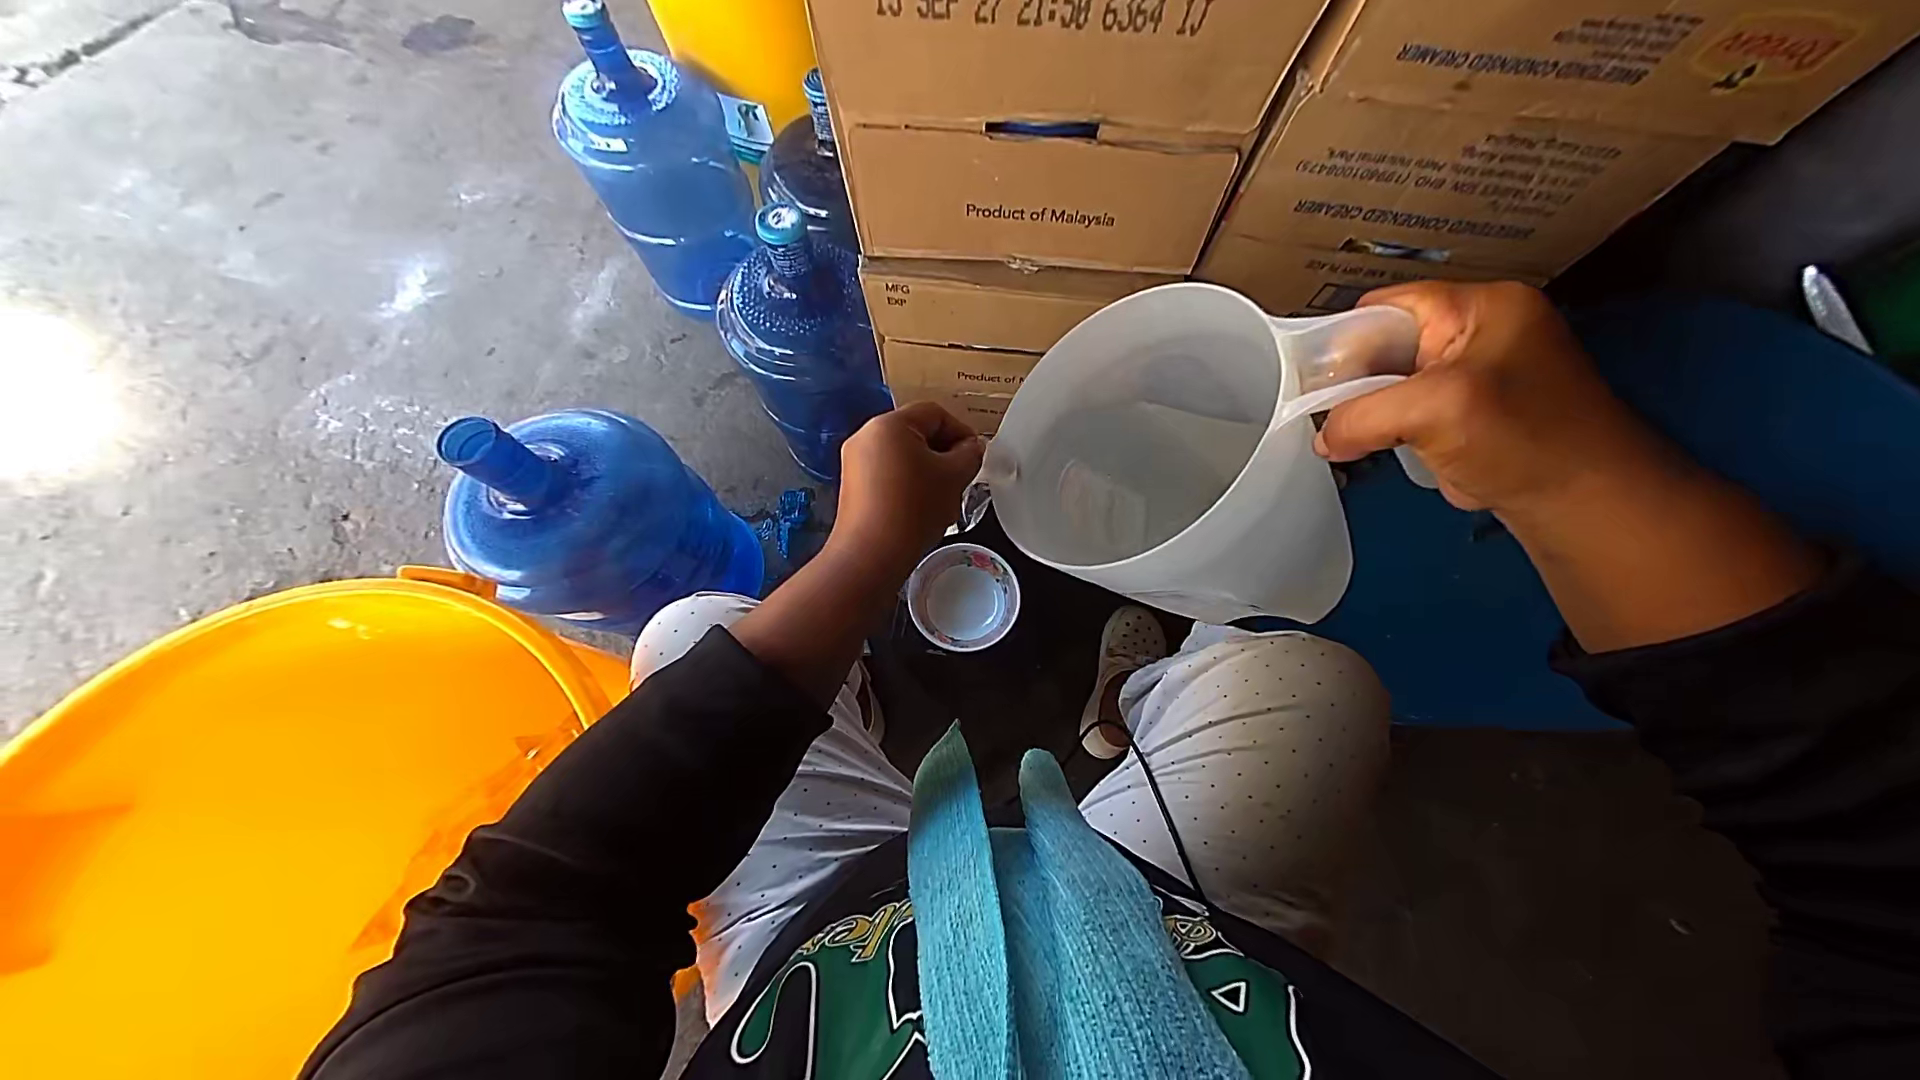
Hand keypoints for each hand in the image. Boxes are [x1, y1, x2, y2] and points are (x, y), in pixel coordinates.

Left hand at [829, 402, 986, 576]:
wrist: (870, 554)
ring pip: (903, 456)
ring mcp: (854, 462)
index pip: (935, 413)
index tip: (976, 456)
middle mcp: (866, 436)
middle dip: (945, 454)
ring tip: (943, 497)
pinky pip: (887, 474)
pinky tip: (920, 509)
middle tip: (962, 478)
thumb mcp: (954, 477)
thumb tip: (972, 448)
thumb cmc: (914, 509)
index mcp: (889, 424)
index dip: (962, 431)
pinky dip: (908, 484)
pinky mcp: (852, 486)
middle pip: (917, 434)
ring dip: (928, 471)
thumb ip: (970, 454)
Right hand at [1315, 281, 1667, 515]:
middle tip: (1335, 416)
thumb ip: (1360, 415)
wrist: (1577, 499)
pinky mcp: (1461, 410)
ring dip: (1367, 412)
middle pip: (1380, 345)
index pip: (1384, 307)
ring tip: (1359, 437)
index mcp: (1478, 306)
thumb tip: (1324, 438)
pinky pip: (1401, 410)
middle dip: (1354, 384)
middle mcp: (1472, 331)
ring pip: (1386, 382)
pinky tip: (1385, 447)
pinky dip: (1385, 430)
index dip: (1345, 341)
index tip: (1319, 385)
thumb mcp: (1433, 410)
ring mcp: (1467, 373)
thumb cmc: (1522, 439)